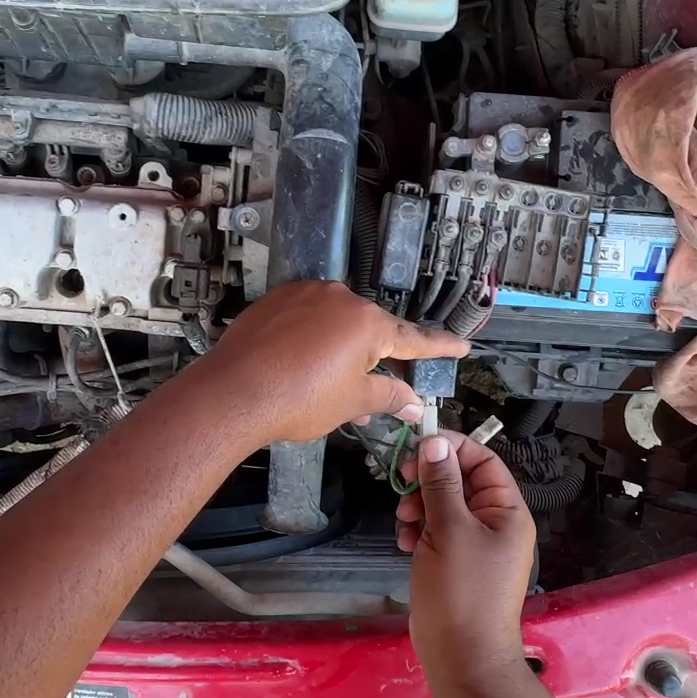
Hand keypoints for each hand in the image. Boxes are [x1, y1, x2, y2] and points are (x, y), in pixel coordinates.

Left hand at [189, 281, 469, 444]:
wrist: (235, 391)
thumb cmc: (299, 400)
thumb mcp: (352, 402)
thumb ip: (389, 396)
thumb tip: (415, 404)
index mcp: (368, 323)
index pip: (414, 338)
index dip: (439, 347)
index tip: (461, 346)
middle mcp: (341, 298)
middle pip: (372, 328)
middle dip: (376, 355)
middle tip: (371, 384)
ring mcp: (306, 292)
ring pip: (337, 319)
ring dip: (340, 343)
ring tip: (323, 378)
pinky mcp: (278, 296)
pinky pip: (308, 313)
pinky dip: (312, 334)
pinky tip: (299, 359)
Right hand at [397, 432, 535, 686]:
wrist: (462, 657)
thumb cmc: (462, 590)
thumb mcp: (449, 529)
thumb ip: (441, 483)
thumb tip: (434, 442)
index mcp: (506, 510)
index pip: (482, 460)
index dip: (450, 448)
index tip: (416, 449)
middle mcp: (493, 522)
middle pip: (459, 480)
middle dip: (427, 480)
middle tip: (402, 484)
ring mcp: (473, 543)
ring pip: (442, 503)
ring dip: (418, 505)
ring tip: (404, 522)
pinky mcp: (453, 561)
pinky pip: (434, 529)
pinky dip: (417, 529)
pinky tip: (406, 543)